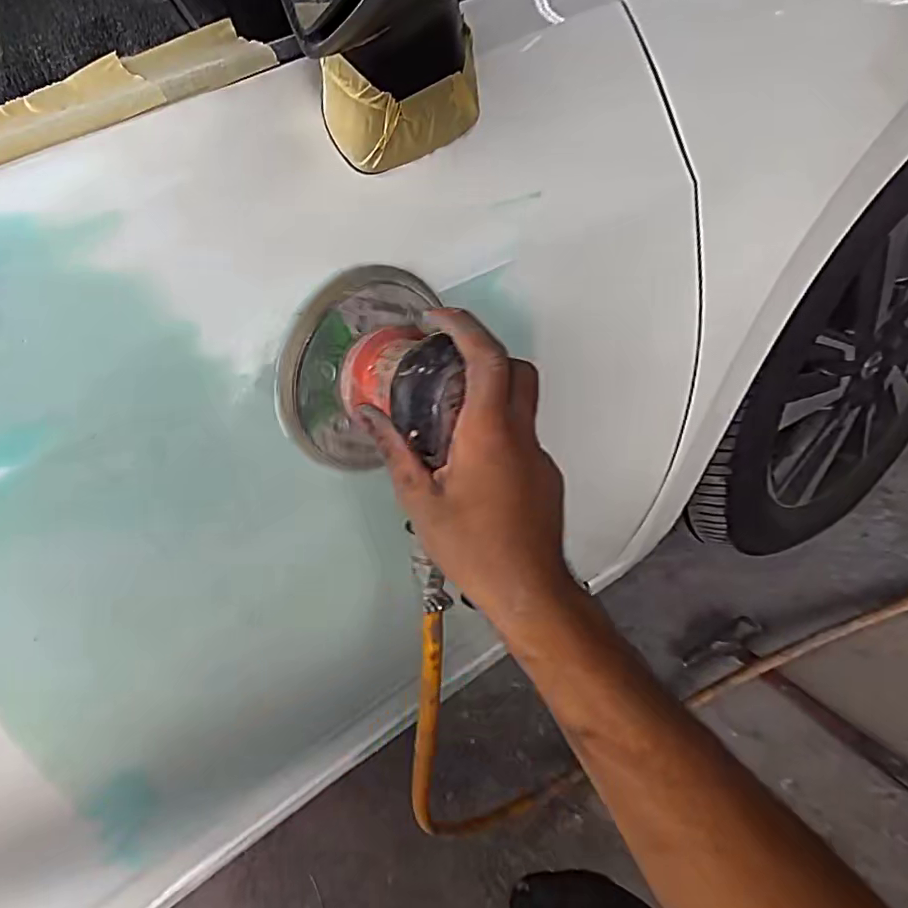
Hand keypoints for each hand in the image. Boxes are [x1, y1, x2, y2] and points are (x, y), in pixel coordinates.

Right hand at [358, 308, 579, 618]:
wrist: (528, 589)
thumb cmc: (468, 544)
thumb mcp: (417, 497)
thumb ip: (394, 449)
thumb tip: (365, 413)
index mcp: (489, 434)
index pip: (488, 361)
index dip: (464, 328)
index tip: (435, 318)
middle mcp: (520, 435)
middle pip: (516, 370)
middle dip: (481, 350)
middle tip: (439, 358)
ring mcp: (537, 455)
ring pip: (519, 400)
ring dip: (484, 387)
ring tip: (437, 410)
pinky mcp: (541, 474)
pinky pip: (516, 431)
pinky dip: (489, 423)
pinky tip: (457, 457)